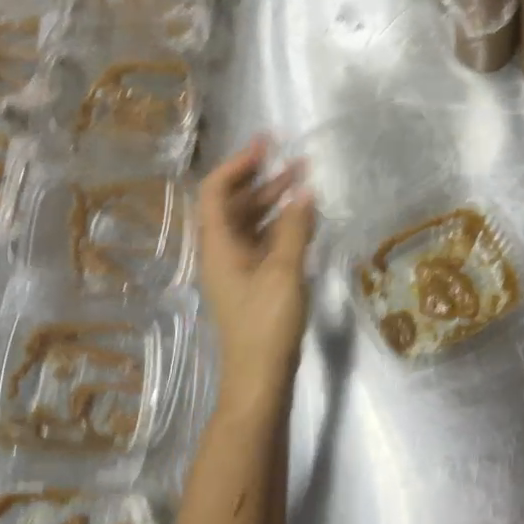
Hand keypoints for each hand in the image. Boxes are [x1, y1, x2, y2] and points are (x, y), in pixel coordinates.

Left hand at [196, 137, 316, 404]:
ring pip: (252, 223)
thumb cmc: (266, 324)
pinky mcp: (254, 284)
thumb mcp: (284, 272)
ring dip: (275, 200)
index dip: (239, 163)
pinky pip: (264, 242)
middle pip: (234, 204)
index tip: (268, 144)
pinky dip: (282, 225)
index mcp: (218, 245)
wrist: (259, 379)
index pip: (216, 190)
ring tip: (307, 182)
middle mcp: (222, 252)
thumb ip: (295, 228)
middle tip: (295, 159)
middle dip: (263, 178)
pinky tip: (306, 218)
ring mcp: (238, 269)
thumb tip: (304, 190)